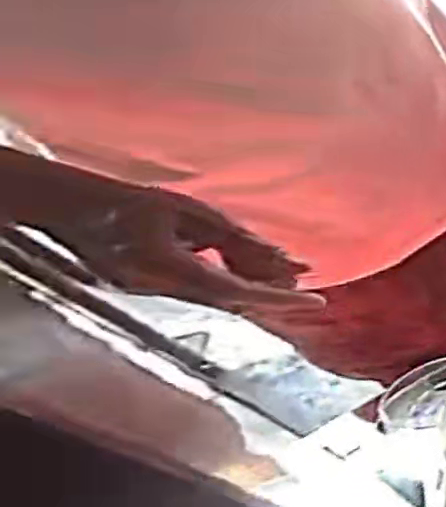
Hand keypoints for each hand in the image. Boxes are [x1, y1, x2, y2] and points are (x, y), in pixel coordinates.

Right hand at [2, 154, 322, 311]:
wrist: (68, 206)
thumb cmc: (133, 203)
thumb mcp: (194, 214)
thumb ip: (242, 240)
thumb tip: (293, 263)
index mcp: (163, 264)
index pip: (234, 290)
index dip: (279, 299)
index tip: (316, 303)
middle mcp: (154, 285)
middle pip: (230, 300)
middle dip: (274, 297)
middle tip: (309, 294)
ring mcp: (148, 291)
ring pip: (219, 299)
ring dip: (257, 290)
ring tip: (287, 277)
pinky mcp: (149, 290)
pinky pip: (204, 294)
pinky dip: (236, 286)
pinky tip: (255, 274)